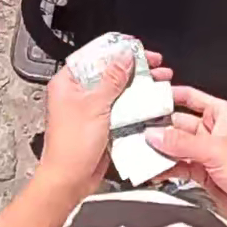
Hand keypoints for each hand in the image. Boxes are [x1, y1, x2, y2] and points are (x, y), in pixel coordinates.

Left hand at [34, 46, 171, 199]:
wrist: (70, 180)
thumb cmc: (71, 145)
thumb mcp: (95, 106)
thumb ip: (112, 80)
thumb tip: (124, 57)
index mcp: (67, 83)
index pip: (93, 56)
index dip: (116, 49)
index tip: (136, 46)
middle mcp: (77, 93)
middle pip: (108, 71)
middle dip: (132, 67)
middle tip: (154, 62)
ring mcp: (89, 108)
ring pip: (116, 90)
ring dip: (137, 85)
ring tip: (159, 78)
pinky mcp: (101, 123)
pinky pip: (120, 108)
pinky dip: (135, 103)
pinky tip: (151, 100)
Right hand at [146, 86, 226, 226]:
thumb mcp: (216, 150)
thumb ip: (181, 142)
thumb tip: (152, 134)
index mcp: (222, 114)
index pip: (190, 97)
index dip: (169, 95)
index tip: (146, 97)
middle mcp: (212, 131)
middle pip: (177, 123)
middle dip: (158, 128)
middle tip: (133, 130)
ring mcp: (206, 153)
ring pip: (175, 146)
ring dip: (159, 150)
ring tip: (137, 151)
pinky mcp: (202, 173)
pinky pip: (178, 166)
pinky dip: (165, 168)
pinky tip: (151, 170)